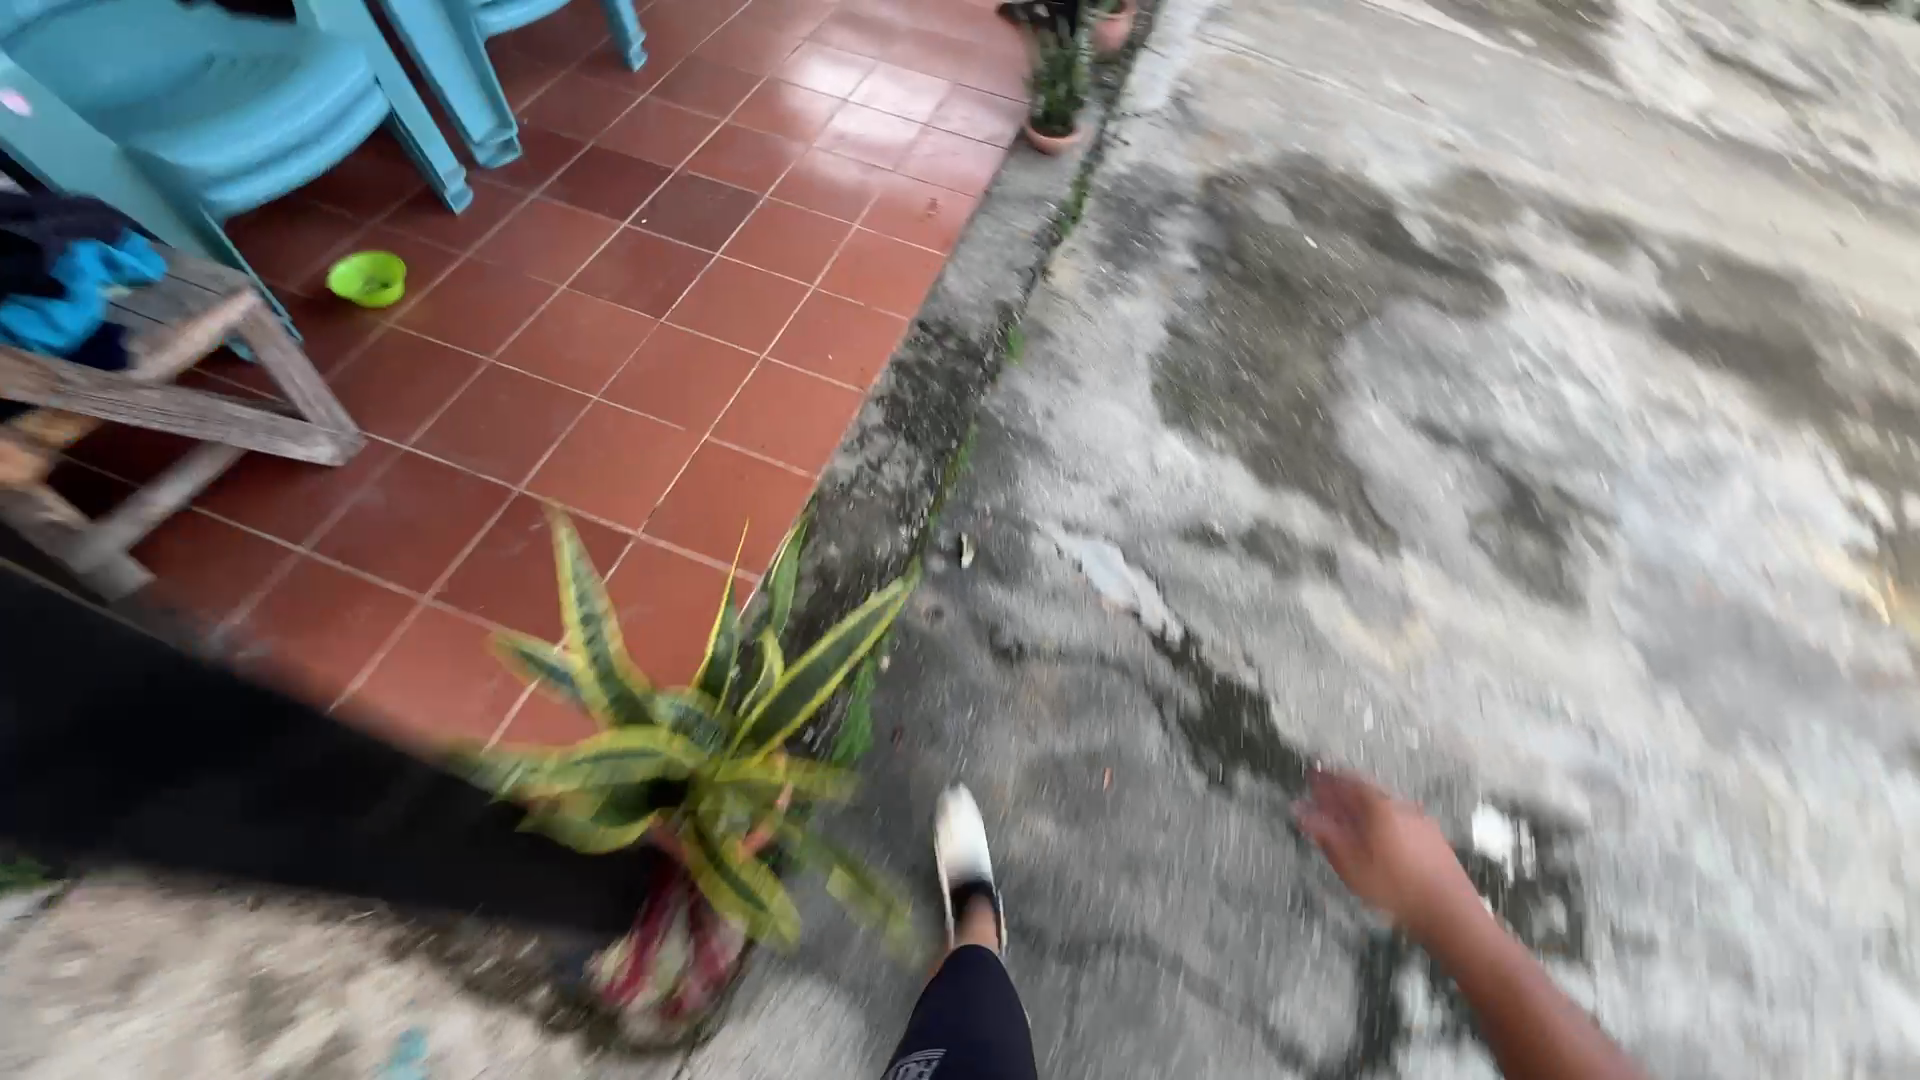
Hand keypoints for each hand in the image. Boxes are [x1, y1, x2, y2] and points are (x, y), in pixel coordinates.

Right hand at [1293, 770, 1482, 940]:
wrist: (1451, 914)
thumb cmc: (1394, 888)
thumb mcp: (1350, 864)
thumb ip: (1324, 833)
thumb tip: (1299, 810)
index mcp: (1378, 806)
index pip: (1344, 781)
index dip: (1324, 779)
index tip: (1310, 778)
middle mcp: (1399, 805)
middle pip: (1364, 789)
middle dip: (1342, 791)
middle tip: (1325, 798)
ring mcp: (1420, 819)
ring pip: (1382, 803)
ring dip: (1361, 805)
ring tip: (1347, 818)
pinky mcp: (1433, 836)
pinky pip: (1398, 816)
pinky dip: (1379, 818)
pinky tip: (1376, 835)